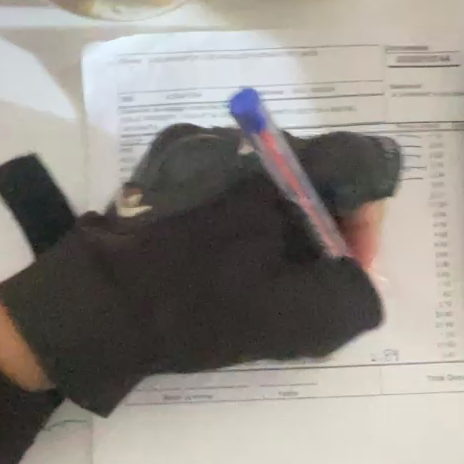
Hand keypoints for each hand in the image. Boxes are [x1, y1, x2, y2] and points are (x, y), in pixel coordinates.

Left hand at [0, 124, 401, 413]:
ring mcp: (197, 147)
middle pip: (316, 174)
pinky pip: (228, 186)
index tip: (345, 265)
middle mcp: (242, 140)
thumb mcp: (292, 322)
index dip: (369, 219)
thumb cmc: (196, 310)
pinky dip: (240, 221)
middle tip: (303, 282)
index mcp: (281, 167)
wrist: (94, 306)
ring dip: (281, 228)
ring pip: (271, 182)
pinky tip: (218, 263)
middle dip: (324, 231)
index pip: (362, 163)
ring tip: (257, 279)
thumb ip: (351, 298)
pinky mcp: (164, 166)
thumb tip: (358, 278)